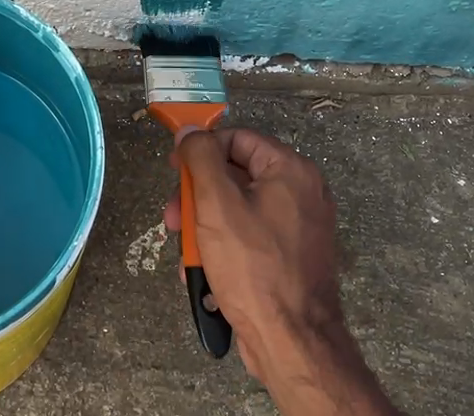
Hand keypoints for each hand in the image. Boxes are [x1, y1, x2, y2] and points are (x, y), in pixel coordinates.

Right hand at [169, 128, 399, 415]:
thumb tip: (189, 130)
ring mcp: (299, 227)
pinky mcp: (292, 258)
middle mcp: (302, 192)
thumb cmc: (253, 267)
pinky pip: (251, 238)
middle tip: (171, 220)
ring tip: (186, 256)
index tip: (173, 171)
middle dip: (198, 198)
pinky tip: (204, 274)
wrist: (292, 343)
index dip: (201, 150)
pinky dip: (225, 250)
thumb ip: (200, 158)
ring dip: (205, 229)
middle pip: (235, 176)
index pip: (237, 139)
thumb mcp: (217, 204)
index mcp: (290, 170)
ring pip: (238, 210)